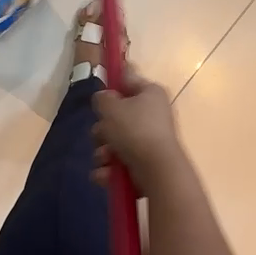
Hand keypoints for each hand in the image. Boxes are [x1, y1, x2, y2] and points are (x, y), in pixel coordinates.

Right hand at [92, 77, 190, 195]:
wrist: (156, 171)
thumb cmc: (135, 130)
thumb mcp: (111, 107)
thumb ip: (102, 99)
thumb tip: (104, 98)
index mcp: (150, 93)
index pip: (128, 80)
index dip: (112, 84)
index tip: (98, 93)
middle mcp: (152, 114)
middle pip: (117, 116)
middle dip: (102, 130)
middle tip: (100, 134)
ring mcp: (149, 140)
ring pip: (114, 142)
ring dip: (103, 152)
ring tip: (105, 158)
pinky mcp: (144, 164)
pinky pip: (119, 163)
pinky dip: (110, 170)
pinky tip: (107, 174)